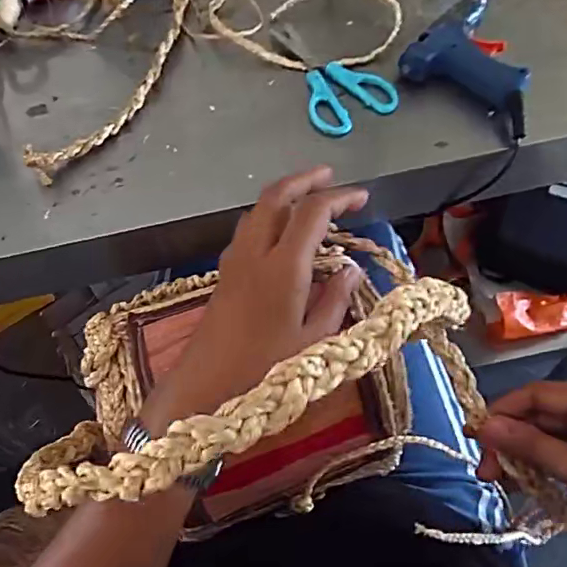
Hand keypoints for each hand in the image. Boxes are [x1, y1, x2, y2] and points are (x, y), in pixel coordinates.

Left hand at [141, 167, 367, 431]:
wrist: (203, 388)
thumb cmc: (263, 373)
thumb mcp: (313, 344)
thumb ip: (335, 302)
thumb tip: (351, 270)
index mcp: (283, 267)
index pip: (313, 212)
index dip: (340, 197)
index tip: (362, 198)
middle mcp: (255, 253)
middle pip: (277, 196)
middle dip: (306, 179)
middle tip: (331, 178)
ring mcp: (234, 262)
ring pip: (257, 210)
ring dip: (284, 197)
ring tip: (309, 201)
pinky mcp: (223, 275)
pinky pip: (246, 230)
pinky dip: (267, 218)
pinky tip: (280, 235)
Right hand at [473, 382, 566, 562]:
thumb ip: (533, 447)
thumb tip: (487, 426)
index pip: (540, 394)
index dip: (503, 413)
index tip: (475, 438)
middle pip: (546, 415)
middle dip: (513, 441)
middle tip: (487, 473)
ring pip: (557, 435)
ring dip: (529, 456)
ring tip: (503, 483)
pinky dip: (550, 465)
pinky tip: (531, 484)